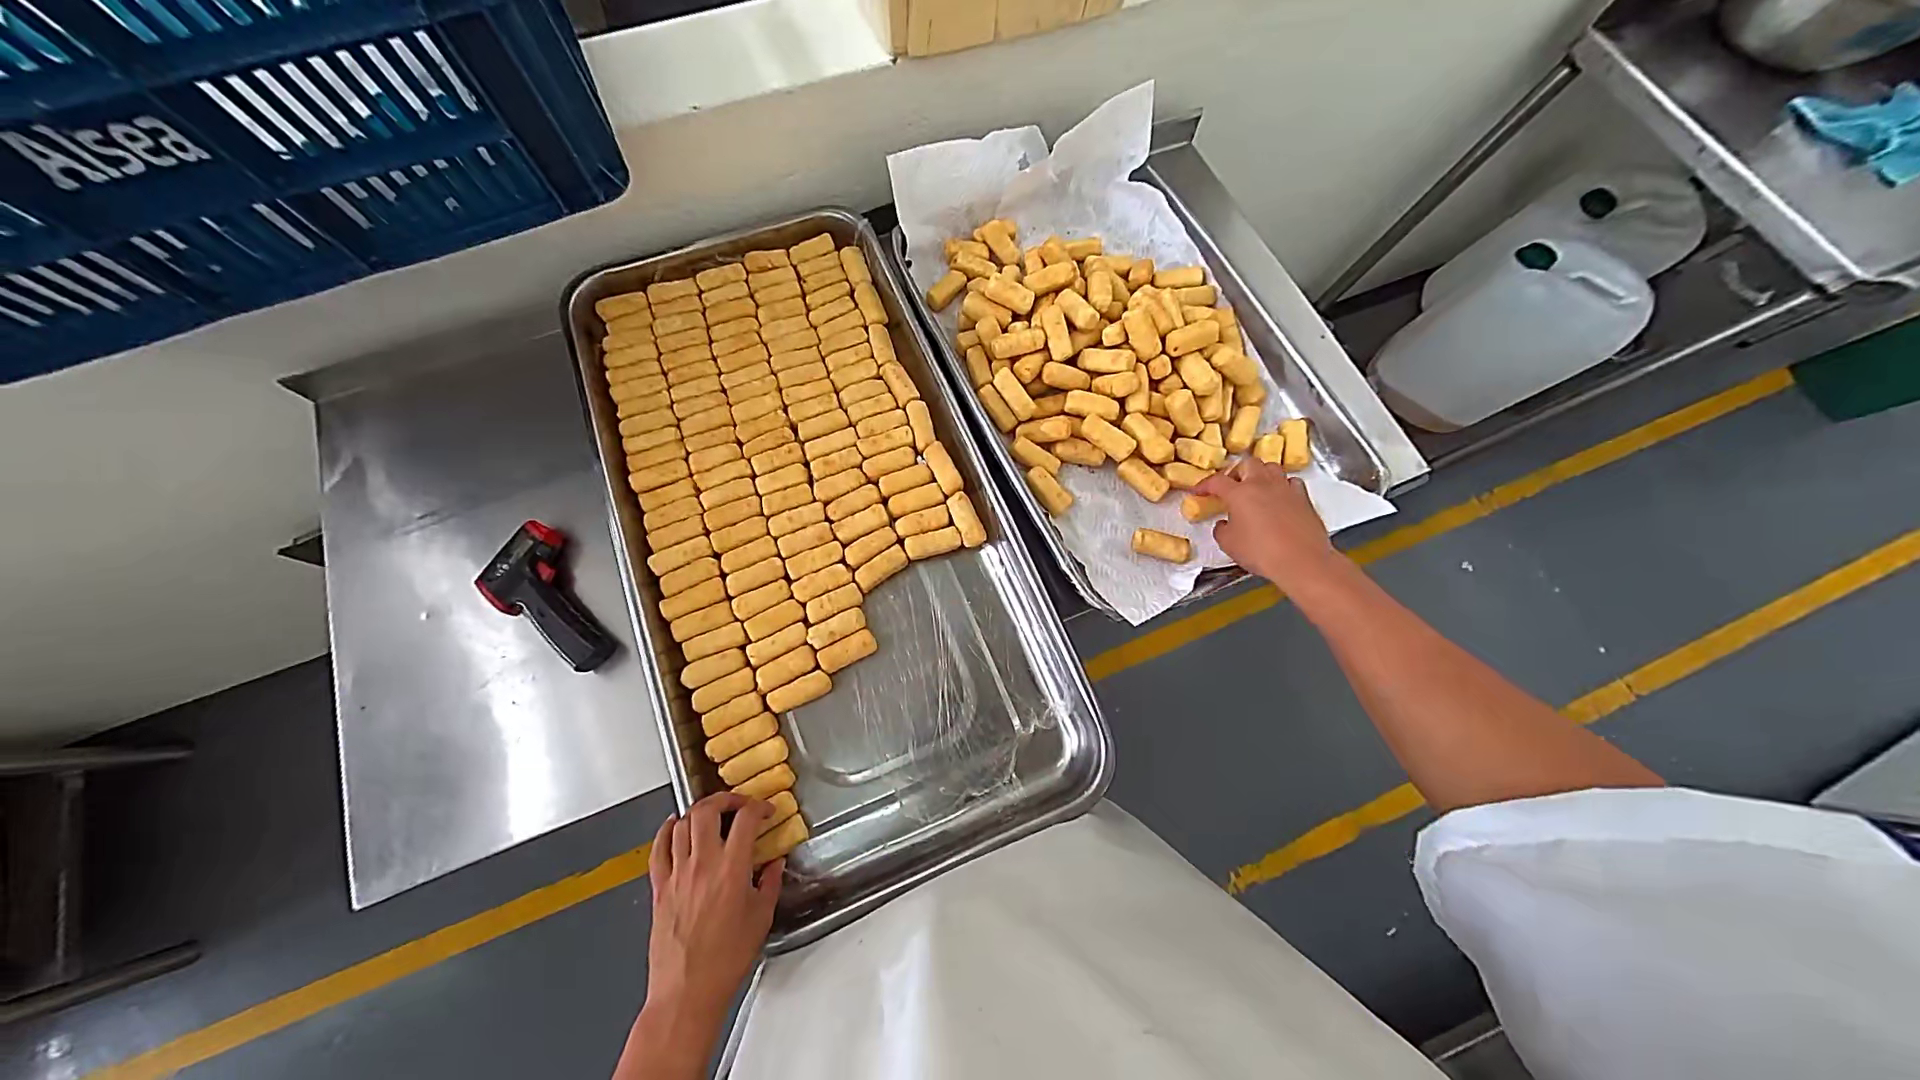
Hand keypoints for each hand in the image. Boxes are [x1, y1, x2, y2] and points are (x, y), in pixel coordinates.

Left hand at [644, 794, 783, 1018]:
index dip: (759, 807)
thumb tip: (775, 865)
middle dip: (726, 799)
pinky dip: (665, 831)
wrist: (687, 992)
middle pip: (708, 810)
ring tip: (711, 814)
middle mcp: (702, 864)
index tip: (766, 812)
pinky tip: (672, 826)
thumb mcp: (761, 917)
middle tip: (738, 804)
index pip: (746, 818)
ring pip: (681, 824)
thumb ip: (770, 883)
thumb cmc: (725, 960)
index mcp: (732, 869)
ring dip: (698, 812)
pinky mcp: (660, 889)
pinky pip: (658, 849)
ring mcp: (677, 875)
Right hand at [1195, 459, 1341, 591]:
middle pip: (1248, 464)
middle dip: (1236, 472)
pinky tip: (1280, 497)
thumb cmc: (1261, 552)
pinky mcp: (1304, 498)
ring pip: (1272, 468)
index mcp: (1239, 493)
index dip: (1205, 484)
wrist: (1301, 561)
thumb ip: (1221, 529)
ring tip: (1256, 487)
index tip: (1200, 491)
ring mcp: (1286, 489)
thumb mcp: (1229, 544)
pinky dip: (1283, 485)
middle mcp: (1263, 484)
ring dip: (1261, 474)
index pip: (1217, 480)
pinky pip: (1292, 482)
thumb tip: (1223, 525)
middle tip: (1231, 486)